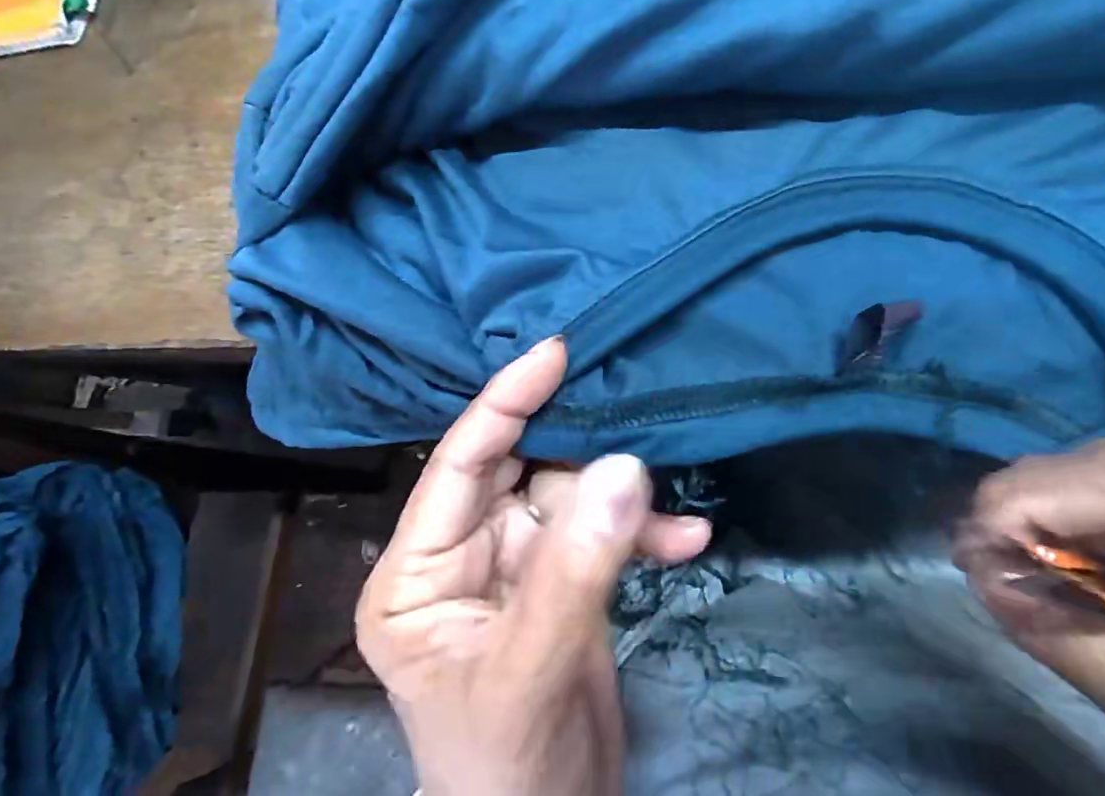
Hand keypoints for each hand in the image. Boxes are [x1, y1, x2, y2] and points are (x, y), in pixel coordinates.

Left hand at [355, 337, 711, 795]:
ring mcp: (517, 563)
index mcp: (417, 570)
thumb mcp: (534, 663)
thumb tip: (625, 465)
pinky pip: (602, 532)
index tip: (556, 350)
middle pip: (525, 468)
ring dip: (625, 500)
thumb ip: (577, 565)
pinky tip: (688, 539)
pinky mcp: (564, 578)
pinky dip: (644, 533)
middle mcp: (463, 553)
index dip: (506, 402)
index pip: (459, 464)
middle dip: (580, 446)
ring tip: (669, 507)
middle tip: (630, 405)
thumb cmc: (508, 761)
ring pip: (573, 495)